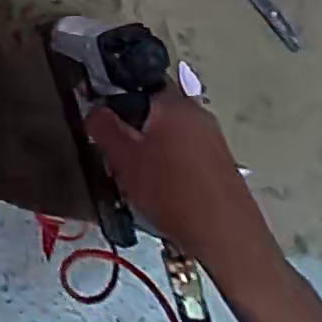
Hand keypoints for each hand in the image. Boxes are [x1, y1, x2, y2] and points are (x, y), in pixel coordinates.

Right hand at [86, 91, 276, 265]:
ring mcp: (213, 138)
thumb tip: (94, 109)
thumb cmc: (170, 190)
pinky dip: (169, 165)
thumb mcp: (124, 158)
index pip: (136, 83)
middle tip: (116, 156)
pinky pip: (185, 152)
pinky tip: (162, 192)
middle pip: (152, 111)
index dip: (114, 101)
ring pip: (168, 134)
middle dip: (131, 130)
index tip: (102, 124)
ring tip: (137, 179)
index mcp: (173, 103)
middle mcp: (197, 112)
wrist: (227, 238)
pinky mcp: (221, 163)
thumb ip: (103, 127)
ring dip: (149, 150)